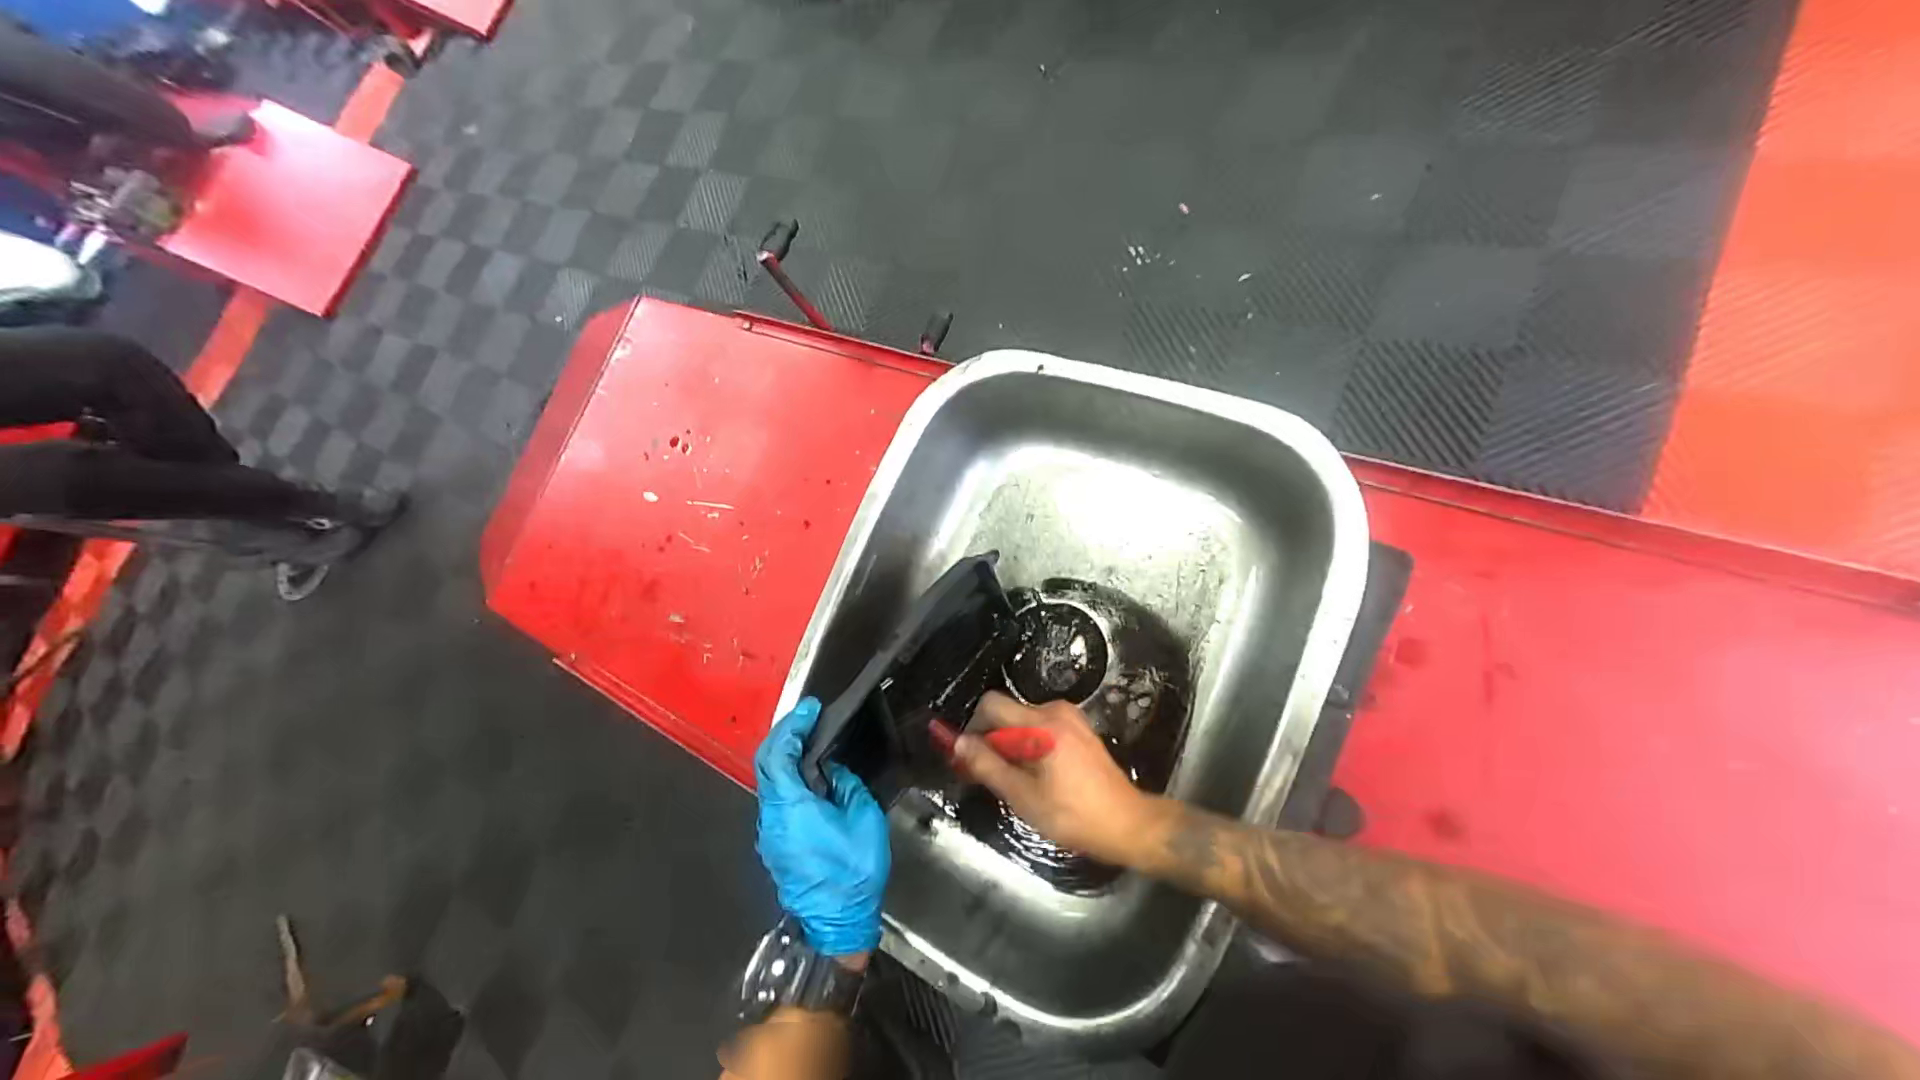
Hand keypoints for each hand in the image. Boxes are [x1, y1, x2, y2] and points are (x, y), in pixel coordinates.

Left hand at [753, 698, 890, 957]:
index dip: (792, 726)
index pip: (778, 754)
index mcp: (791, 807)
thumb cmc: (854, 871)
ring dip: (783, 755)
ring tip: (807, 739)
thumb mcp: (863, 818)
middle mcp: (772, 817)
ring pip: (768, 782)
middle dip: (782, 735)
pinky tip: (806, 772)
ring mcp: (770, 833)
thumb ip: (846, 786)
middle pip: (765, 764)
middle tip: (805, 718)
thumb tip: (833, 771)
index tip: (811, 709)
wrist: (838, 924)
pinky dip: (786, 777)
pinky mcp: (775, 844)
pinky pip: (776, 799)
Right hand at [951, 691, 1158, 866]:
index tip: (968, 758)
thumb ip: (987, 766)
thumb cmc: (1073, 816)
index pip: (991, 705)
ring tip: (1011, 780)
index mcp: (1042, 725)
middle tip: (984, 775)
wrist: (1128, 824)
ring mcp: (1071, 718)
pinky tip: (1034, 775)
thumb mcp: (1023, 797)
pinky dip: (1028, 745)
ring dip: (1009, 745)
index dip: (972, 728)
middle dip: (990, 740)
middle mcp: (1055, 711)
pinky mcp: (1078, 729)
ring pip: (1022, 721)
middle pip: (1006, 713)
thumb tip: (957, 743)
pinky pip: (1040, 727)